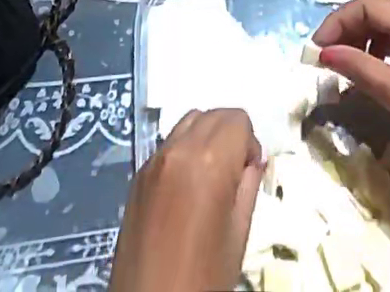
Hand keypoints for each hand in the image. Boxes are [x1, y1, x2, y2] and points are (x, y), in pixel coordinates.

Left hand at [110, 109, 263, 290]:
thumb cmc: (203, 278)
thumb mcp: (238, 235)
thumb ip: (248, 187)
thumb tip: (252, 162)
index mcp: (208, 161)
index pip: (238, 119)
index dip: (249, 143)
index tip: (249, 173)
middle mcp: (178, 149)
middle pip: (213, 114)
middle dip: (229, 136)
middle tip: (235, 175)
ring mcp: (153, 159)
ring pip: (188, 121)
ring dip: (205, 137)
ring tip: (211, 178)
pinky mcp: (138, 173)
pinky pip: (168, 143)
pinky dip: (184, 151)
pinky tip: (187, 188)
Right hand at [311, 0, 389, 206]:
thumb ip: (357, 66)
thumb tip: (322, 52)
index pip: (365, 6)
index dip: (336, 23)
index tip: (315, 50)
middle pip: (375, 12)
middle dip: (346, 31)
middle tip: (325, 59)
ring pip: (386, 27)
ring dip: (361, 41)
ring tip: (345, 68)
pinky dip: (379, 52)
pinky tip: (372, 74)